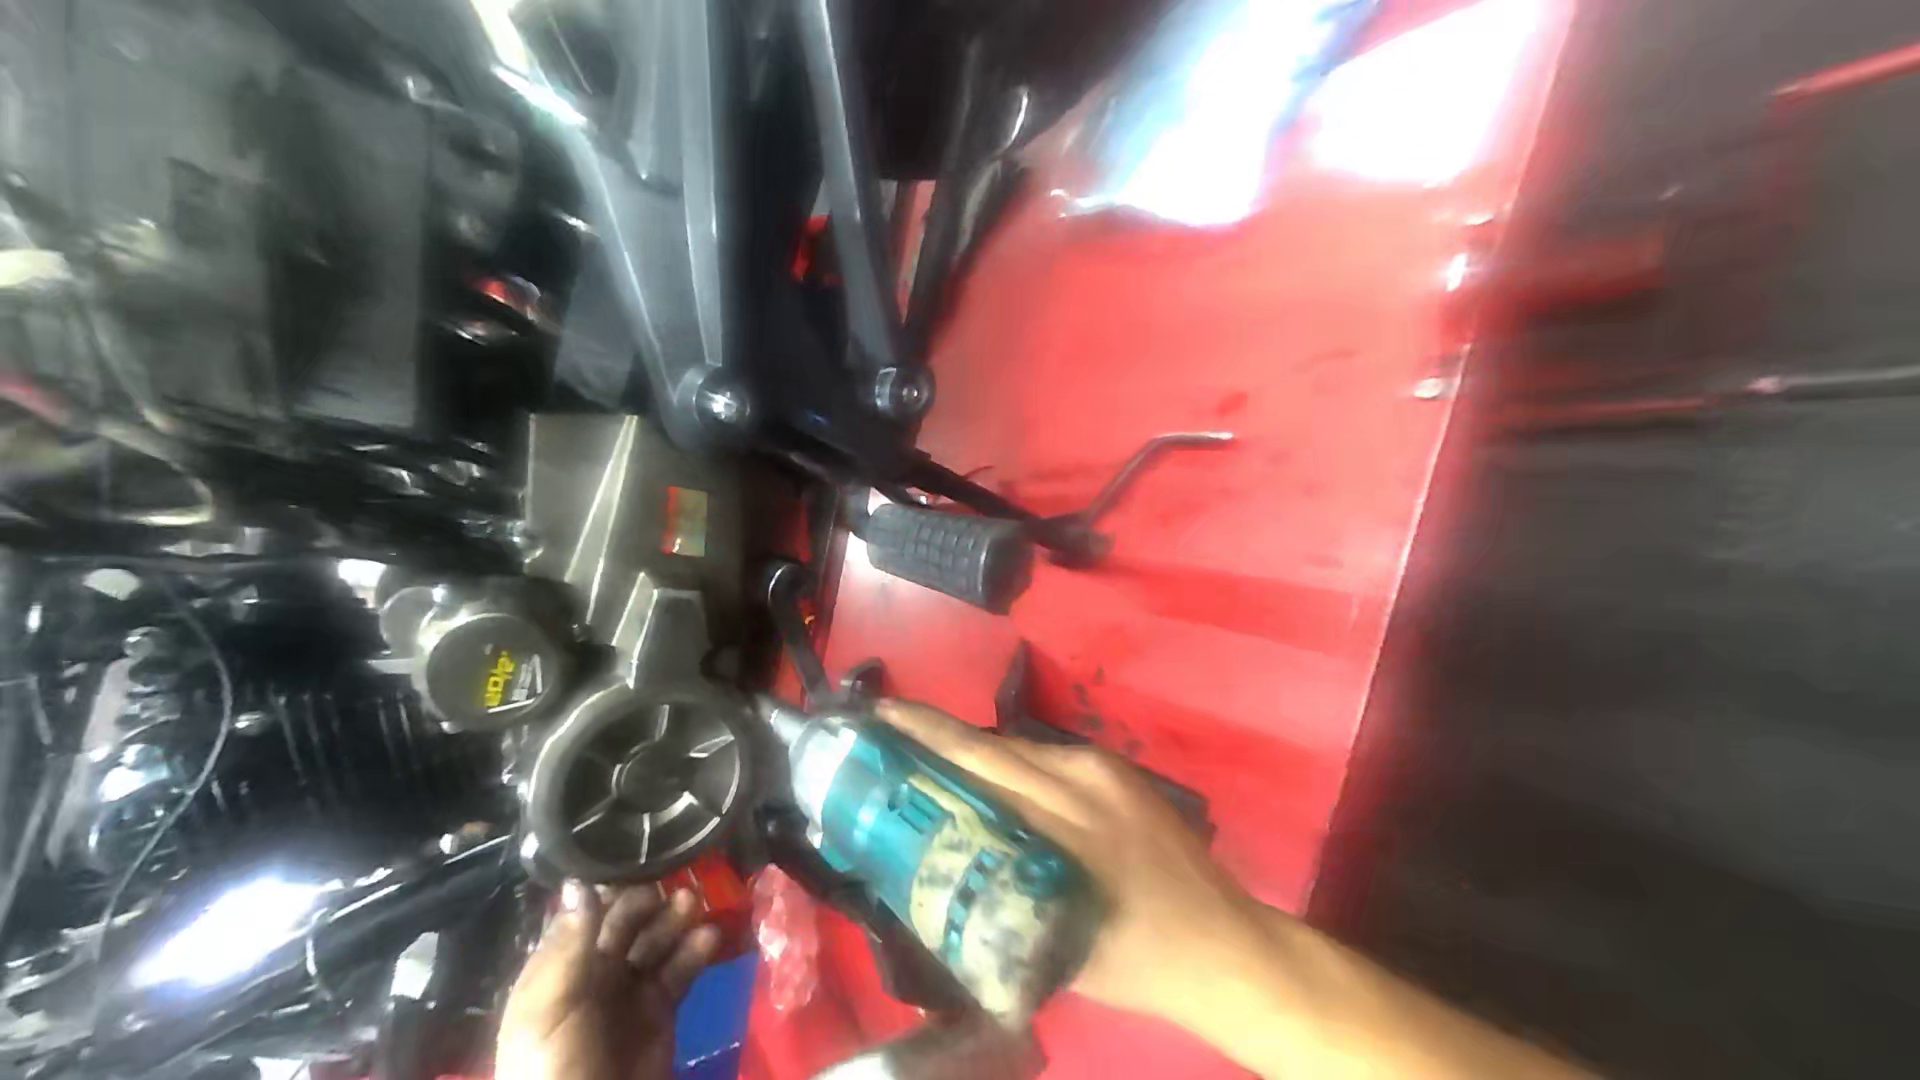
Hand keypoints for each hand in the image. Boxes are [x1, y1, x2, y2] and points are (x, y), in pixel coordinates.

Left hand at [496, 883, 719, 1079]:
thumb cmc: (555, 1070)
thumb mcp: (549, 1011)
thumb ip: (570, 946)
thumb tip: (581, 881)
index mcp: (556, 972)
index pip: (583, 915)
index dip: (609, 888)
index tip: (638, 861)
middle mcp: (593, 975)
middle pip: (624, 924)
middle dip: (648, 902)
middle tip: (673, 885)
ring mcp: (629, 992)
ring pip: (655, 941)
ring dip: (675, 920)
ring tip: (693, 903)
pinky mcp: (661, 1010)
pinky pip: (680, 969)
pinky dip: (696, 950)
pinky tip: (710, 937)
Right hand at [876, 700, 1591, 1079]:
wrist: (1229, 946)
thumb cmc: (1137, 958)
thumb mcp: (1050, 940)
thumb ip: (994, 893)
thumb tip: (936, 864)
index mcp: (1064, 817)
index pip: (978, 761)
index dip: (923, 733)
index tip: (877, 715)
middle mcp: (1081, 775)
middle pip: (990, 745)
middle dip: (933, 734)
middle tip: (885, 735)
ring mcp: (1103, 768)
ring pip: (1017, 751)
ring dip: (974, 756)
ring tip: (932, 768)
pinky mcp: (1117, 771)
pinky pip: (1047, 761)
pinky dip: (1011, 771)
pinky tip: (996, 793)